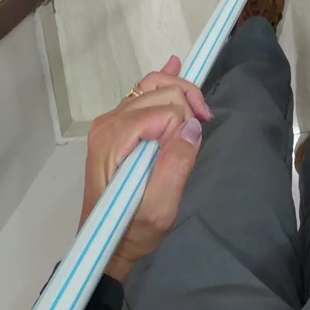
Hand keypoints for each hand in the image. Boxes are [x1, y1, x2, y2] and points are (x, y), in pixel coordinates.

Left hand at [82, 56, 211, 281]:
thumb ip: (176, 164)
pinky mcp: (116, 127)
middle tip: (201, 133)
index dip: (184, 126)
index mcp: (115, 138)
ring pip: (153, 86)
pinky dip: (163, 81)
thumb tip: (194, 125)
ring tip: (199, 114)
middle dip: (187, 105)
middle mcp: (108, 122)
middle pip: (160, 90)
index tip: (191, 150)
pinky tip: (175, 64)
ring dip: (180, 94)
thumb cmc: (132, 229)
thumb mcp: (160, 208)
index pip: (166, 108)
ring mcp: (110, 122)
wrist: (108, 245)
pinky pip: (141, 92)